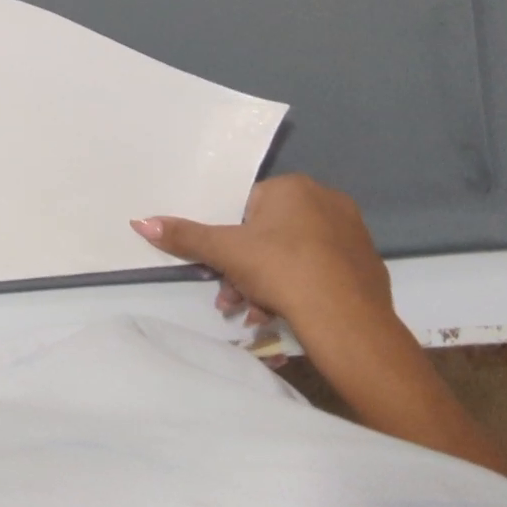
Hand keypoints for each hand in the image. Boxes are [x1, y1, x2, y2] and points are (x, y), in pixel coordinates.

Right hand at [132, 174, 391, 335]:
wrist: (346, 319)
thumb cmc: (281, 269)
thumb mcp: (224, 251)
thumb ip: (185, 235)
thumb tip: (139, 221)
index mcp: (294, 187)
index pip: (247, 206)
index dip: (229, 237)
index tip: (219, 264)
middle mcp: (327, 201)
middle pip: (269, 233)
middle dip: (244, 268)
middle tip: (230, 295)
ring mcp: (352, 233)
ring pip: (293, 255)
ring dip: (266, 284)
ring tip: (252, 313)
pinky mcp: (366, 265)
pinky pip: (320, 271)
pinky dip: (298, 289)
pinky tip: (281, 315)